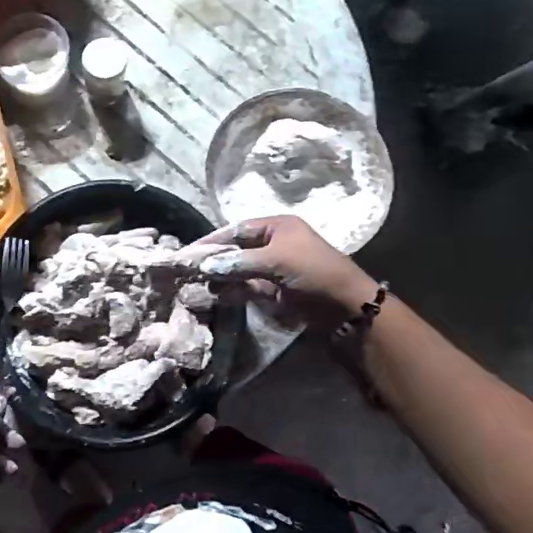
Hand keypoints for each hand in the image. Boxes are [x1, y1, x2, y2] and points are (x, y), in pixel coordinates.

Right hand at [194, 216, 379, 320]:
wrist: (344, 305)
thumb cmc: (313, 271)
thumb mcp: (276, 260)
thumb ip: (239, 262)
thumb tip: (206, 266)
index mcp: (277, 227)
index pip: (237, 229)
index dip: (213, 240)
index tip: (190, 251)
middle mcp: (273, 244)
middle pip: (236, 250)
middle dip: (214, 260)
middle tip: (188, 269)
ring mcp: (273, 268)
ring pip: (239, 270)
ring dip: (221, 277)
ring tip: (198, 285)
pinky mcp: (274, 291)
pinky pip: (247, 288)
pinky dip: (232, 291)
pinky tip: (216, 295)